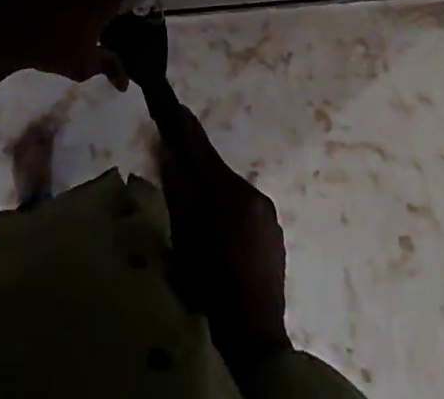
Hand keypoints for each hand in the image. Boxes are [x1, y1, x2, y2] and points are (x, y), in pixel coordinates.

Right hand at [158, 105, 291, 368]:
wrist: (253, 336)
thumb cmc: (209, 286)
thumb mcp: (184, 237)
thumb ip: (178, 191)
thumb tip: (170, 154)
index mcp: (232, 195)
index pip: (202, 153)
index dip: (186, 130)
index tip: (176, 107)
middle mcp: (254, 196)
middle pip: (216, 170)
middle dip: (195, 164)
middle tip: (173, 157)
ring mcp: (268, 217)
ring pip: (229, 190)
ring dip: (210, 188)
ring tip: (192, 202)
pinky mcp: (273, 235)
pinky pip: (243, 208)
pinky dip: (225, 208)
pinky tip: (216, 227)